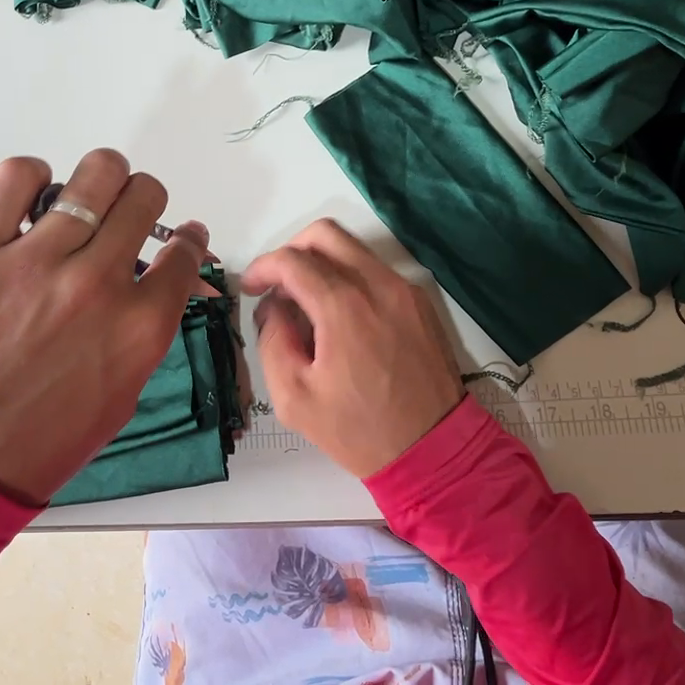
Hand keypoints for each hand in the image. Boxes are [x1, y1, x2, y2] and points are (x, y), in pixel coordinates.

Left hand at [0, 149, 210, 503]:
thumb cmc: (48, 436)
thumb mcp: (123, 392)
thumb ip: (150, 328)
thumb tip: (168, 277)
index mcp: (140, 326)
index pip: (184, 251)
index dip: (187, 240)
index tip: (180, 237)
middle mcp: (97, 283)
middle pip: (144, 195)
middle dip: (145, 202)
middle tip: (126, 219)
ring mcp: (36, 261)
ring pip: (95, 174)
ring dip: (102, 181)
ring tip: (86, 201)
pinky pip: (19, 175)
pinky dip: (34, 176)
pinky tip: (36, 200)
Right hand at [245, 220, 464, 478]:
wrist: (434, 449)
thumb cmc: (360, 430)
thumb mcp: (295, 398)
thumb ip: (273, 341)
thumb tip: (272, 308)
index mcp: (344, 307)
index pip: (292, 260)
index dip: (262, 268)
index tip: (250, 288)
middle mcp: (377, 285)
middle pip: (325, 234)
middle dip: (291, 251)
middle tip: (278, 285)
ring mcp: (404, 289)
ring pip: (353, 248)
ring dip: (322, 262)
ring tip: (308, 302)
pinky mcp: (419, 301)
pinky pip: (376, 269)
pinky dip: (350, 277)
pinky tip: (341, 316)